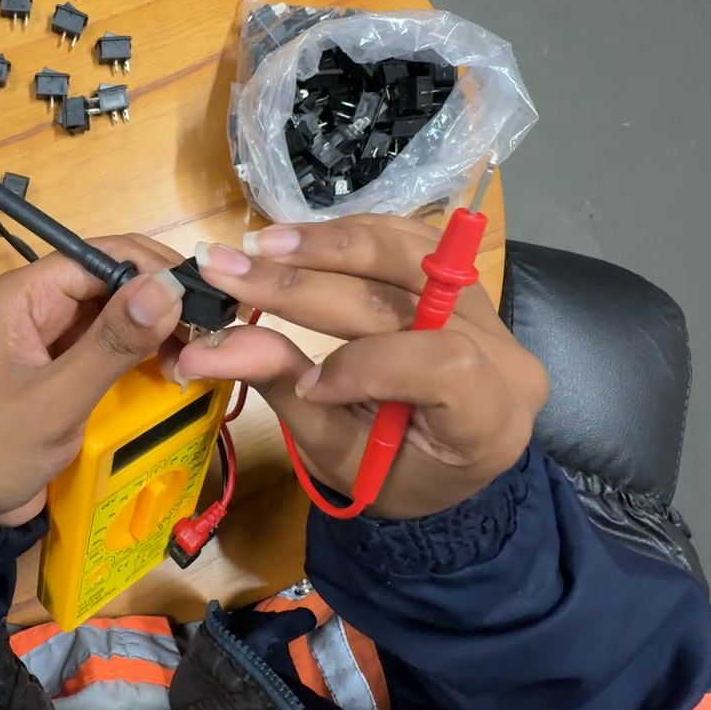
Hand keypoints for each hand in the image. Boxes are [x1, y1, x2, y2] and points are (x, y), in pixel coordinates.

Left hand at [0, 235, 187, 526]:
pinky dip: (145, 356)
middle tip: (211, 332)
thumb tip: (168, 287)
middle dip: (162, 300)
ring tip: (200, 354)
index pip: (101, 256)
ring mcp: (56, 340)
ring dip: (158, 329)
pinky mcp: (68, 371)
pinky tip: (176, 371)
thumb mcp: (53, 400)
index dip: (154, 269)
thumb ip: (111, 345)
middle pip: (115, 282)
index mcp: (27, 295)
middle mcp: (43, 306)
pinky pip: (113, 349)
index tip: (206, 298)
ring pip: (119, 314)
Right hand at [168, 216, 547, 519]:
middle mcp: (506, 353)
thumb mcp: (334, 452)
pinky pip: (408, 238)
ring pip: (410, 249)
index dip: (368, 364)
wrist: (433, 465)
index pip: (444, 366)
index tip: (307, 387)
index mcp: (488, 419)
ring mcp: (487, 309)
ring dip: (328, 242)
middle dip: (309, 280)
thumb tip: (204, 349)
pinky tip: (300, 241)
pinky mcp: (459, 281)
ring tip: (262, 245)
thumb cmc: (387, 476)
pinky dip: (349, 234)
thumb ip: (282, 389)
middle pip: (409, 292)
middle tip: (229, 270)